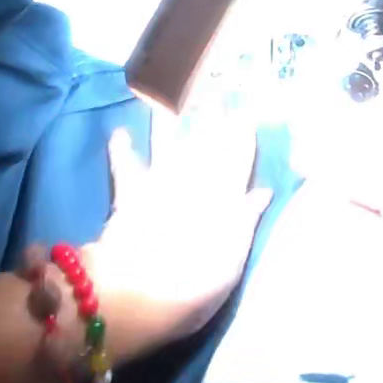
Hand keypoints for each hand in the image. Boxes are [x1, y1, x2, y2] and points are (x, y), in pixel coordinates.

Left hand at [84, 115, 270, 362]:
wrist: (140, 294)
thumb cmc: (196, 286)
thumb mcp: (233, 260)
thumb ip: (247, 219)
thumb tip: (263, 190)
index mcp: (224, 196)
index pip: (238, 156)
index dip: (242, 132)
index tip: (246, 109)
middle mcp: (194, 181)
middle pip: (206, 141)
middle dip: (212, 114)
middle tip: (215, 88)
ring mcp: (160, 182)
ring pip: (168, 141)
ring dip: (171, 117)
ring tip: (172, 92)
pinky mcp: (131, 191)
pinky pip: (126, 164)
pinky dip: (122, 148)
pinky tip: (119, 131)